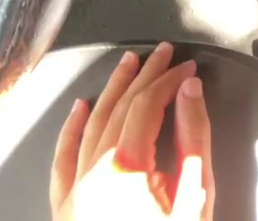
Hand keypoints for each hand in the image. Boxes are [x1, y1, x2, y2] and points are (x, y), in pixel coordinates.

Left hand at [50, 43, 212, 220]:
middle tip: (164, 53)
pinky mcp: (65, 212)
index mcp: (127, 167)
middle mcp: (93, 173)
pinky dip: (70, 130)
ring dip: (112, 90)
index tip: (188, 67)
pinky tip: (79, 108)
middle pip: (120, 107)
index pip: (148, 103)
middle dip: (145, 76)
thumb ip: (194, 138)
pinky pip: (61, 161)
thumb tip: (190, 89)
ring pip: (90, 125)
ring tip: (129, 63)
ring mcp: (74, 193)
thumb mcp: (195, 199)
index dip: (169, 79)